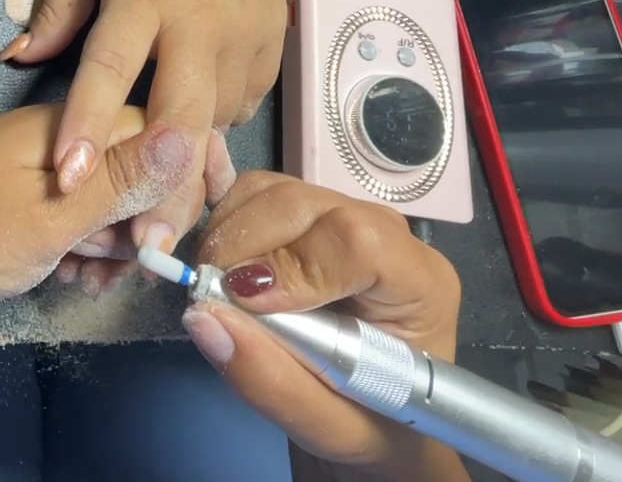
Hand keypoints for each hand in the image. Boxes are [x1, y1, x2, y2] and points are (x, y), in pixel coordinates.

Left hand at [0, 0, 315, 259]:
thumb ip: (57, 11)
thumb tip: (17, 59)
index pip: (108, 66)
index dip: (86, 123)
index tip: (67, 177)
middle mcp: (197, 21)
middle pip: (181, 111)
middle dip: (161, 180)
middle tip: (141, 242)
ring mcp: (243, 37)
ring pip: (215, 121)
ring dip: (189, 167)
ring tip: (162, 213)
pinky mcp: (274, 49)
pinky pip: (240, 107)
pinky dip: (215, 132)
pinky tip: (194, 145)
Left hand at [0, 105, 191, 301]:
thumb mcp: (51, 217)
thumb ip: (122, 182)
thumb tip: (191, 138)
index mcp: (79, 124)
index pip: (167, 137)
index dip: (176, 193)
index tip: (153, 247)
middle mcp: (73, 133)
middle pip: (146, 171)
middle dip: (143, 227)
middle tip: (109, 266)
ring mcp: (55, 158)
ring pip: (118, 198)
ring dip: (112, 244)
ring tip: (81, 274)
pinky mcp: (40, 184)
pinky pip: (86, 210)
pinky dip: (86, 244)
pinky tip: (69, 270)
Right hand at [187, 172, 465, 479]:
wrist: (371, 410)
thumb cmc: (370, 423)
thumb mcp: (331, 430)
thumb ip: (272, 381)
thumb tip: (202, 318)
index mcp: (419, 283)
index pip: (356, 240)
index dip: (292, 263)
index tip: (244, 302)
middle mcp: (384, 231)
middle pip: (299, 204)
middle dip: (240, 246)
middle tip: (210, 297)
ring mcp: (339, 210)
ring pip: (266, 190)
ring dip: (225, 235)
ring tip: (217, 289)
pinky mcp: (302, 207)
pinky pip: (250, 192)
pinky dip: (221, 222)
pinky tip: (221, 265)